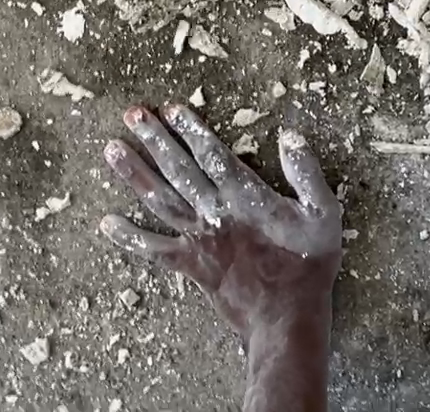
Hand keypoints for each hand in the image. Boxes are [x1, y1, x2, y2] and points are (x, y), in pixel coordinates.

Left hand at [101, 104, 342, 348]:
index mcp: (247, 197)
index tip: (172, 109)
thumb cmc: (309, 262)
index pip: (214, 155)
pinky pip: (154, 250)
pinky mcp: (191, 266)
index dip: (193, 131)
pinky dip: (129, 238)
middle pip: (180, 170)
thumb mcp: (323, 212)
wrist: (287, 320)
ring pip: (161, 201)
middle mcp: (217, 213)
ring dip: (135, 175)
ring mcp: (200, 240)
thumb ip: (307, 172)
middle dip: (155, 140)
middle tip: (132, 114)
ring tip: (111, 150)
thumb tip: (291, 135)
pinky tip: (106, 224)